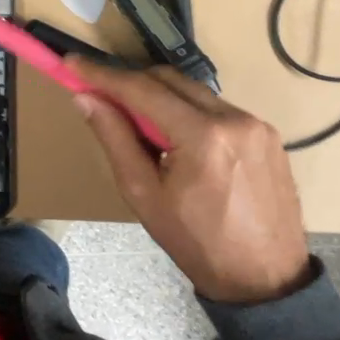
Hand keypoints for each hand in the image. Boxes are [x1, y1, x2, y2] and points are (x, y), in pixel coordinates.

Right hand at [68, 59, 312, 304]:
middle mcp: (236, 119)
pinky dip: (185, 111)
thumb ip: (114, 137)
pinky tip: (172, 138)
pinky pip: (215, 109)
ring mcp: (258, 126)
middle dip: (129, 81)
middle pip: (169, 79)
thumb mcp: (141, 191)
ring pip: (193, 92)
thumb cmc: (194, 239)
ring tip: (135, 124)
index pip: (141, 89)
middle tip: (96, 92)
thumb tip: (86, 98)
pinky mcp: (269, 136)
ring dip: (158, 97)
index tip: (70, 63)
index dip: (101, 73)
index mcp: (203, 135)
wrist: (264, 276)